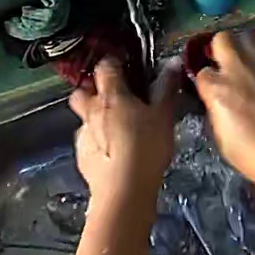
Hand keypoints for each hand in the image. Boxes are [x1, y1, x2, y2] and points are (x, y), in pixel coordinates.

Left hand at [69, 58, 174, 209]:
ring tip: (116, 128)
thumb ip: (166, 87)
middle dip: (92, 90)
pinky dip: (96, 142)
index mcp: (111, 95)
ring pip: (83, 117)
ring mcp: (83, 135)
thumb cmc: (146, 148)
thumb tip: (172, 62)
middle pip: (82, 90)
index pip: (104, 66)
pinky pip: (86, 141)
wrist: (123, 193)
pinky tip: (113, 152)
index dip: (113, 62)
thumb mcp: (163, 116)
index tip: (124, 64)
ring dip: (95, 118)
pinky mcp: (81, 157)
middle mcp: (92, 111)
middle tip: (113, 96)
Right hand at [194, 29, 254, 195]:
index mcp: (216, 89)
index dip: (209, 83)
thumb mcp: (223, 141)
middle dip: (222, 51)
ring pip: (246, 35)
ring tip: (254, 62)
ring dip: (246, 47)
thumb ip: (216, 113)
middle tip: (230, 68)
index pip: (202, 73)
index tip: (215, 92)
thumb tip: (216, 102)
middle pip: (221, 40)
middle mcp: (235, 66)